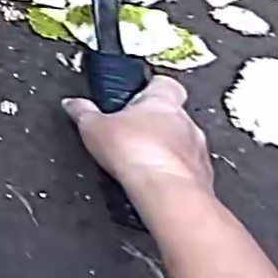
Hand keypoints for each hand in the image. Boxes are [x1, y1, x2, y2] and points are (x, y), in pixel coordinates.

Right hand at [63, 75, 212, 200]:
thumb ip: (82, 111)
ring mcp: (198, 153)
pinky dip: (171, 171)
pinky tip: (151, 178)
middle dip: (154, 121)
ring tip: (140, 157)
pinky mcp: (204, 180)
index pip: (164, 83)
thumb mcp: (93, 126)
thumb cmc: (136, 152)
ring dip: (165, 148)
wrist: (167, 194)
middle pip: (173, 114)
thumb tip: (72, 103)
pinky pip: (188, 170)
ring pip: (183, 143)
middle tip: (131, 128)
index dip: (152, 86)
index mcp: (162, 102)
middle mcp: (187, 124)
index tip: (138, 91)